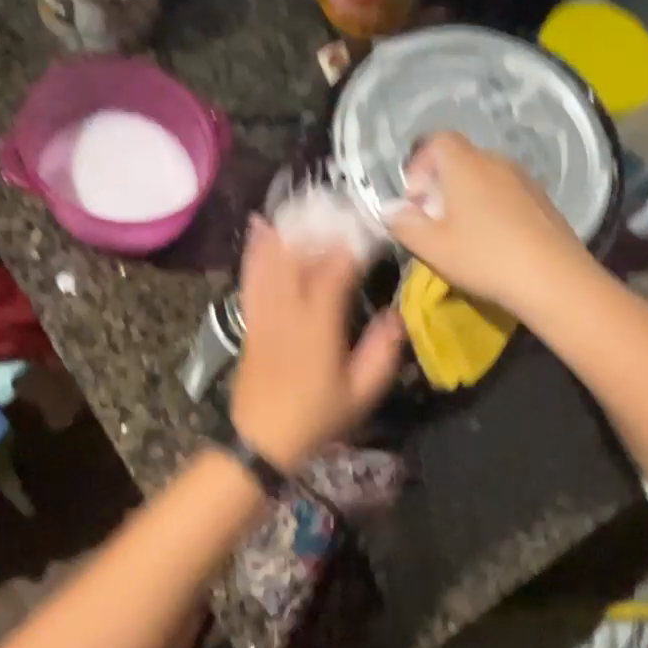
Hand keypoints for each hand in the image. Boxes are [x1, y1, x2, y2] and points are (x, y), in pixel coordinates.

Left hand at [229, 218, 404, 470]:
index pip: (335, 270)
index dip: (353, 246)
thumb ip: (381, 353)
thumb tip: (396, 317)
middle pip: (301, 255)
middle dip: (320, 228)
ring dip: (289, 231)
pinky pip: (252, 277)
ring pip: (273, 261)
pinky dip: (257, 250)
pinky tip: (261, 228)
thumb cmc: (315, 419)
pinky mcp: (250, 322)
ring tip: (304, 206)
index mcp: (319, 325)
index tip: (370, 232)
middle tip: (339, 210)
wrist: (261, 440)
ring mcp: (265, 314)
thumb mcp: (361, 394)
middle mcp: (289, 311)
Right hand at [385, 132, 594, 312]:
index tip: (415, 200)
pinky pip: (507, 194)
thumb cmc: (484, 258)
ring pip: (485, 178)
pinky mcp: (542, 200)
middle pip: (461, 159)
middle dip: (441, 185)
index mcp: (465, 164)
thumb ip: (405, 224)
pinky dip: (492, 208)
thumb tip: (389, 208)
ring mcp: (524, 179)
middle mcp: (496, 161)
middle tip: (434, 222)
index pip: (437, 141)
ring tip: (463, 236)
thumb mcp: (433, 247)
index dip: (419, 165)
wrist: (552, 277)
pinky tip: (494, 242)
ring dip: (467, 198)